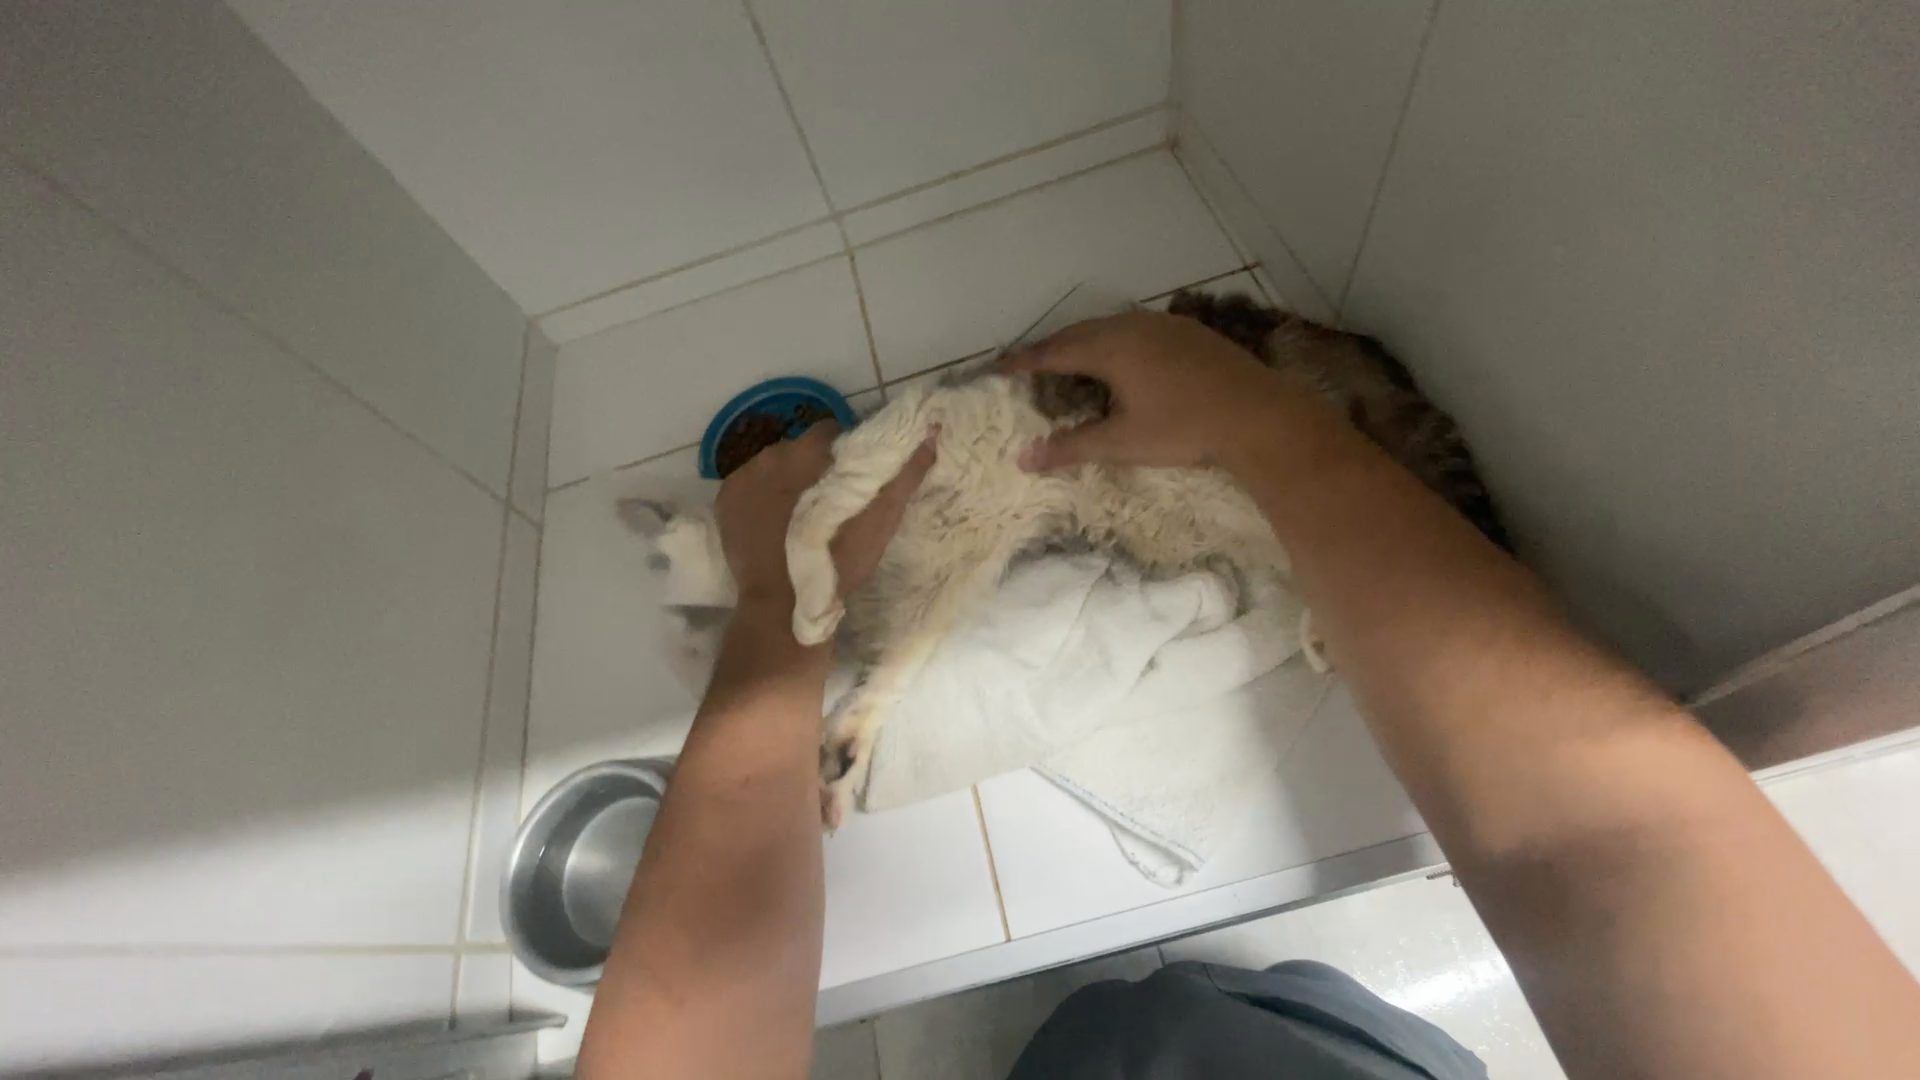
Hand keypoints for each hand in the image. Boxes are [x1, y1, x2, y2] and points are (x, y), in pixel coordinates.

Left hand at [714, 421, 935, 610]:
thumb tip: (929, 432)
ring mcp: (740, 478)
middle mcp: (767, 456)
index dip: (845, 452)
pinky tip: (775, 521)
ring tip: (802, 513)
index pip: (829, 433)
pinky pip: (750, 484)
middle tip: (832, 500)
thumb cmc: (835, 563)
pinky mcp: (724, 500)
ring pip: (773, 465)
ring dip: (788, 479)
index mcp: (805, 455)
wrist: (781, 608)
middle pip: (799, 448)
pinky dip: (763, 495)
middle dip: (814, 466)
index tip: (854, 478)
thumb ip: (904, 475)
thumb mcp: (879, 522)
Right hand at [1002, 310, 1308, 471]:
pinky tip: (1123, 356)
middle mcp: (1132, 327)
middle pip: (1079, 331)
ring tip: (1070, 358)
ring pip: (1111, 326)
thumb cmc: (1183, 429)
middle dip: (1051, 347)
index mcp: (1110, 348)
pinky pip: (1137, 328)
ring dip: (1084, 340)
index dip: (1024, 360)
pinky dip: (1115, 340)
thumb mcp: (1122, 442)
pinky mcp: (1189, 331)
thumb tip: (1024, 459)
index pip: (1054, 351)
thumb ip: (1071, 448)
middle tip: (1029, 363)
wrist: (1258, 415)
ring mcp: (1164, 325)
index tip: (998, 367)